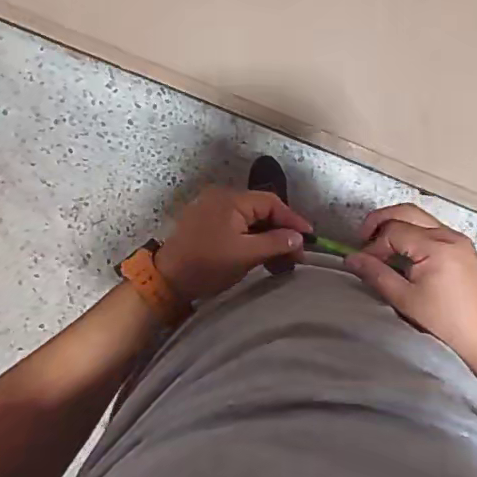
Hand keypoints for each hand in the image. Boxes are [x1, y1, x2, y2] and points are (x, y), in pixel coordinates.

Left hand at [154, 187, 312, 300]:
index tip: (309, 238)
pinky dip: (251, 238)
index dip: (292, 220)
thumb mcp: (245, 255)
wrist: (167, 279)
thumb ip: (275, 243)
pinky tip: (261, 254)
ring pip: (248, 219)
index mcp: (230, 199)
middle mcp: (220, 197)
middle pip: (260, 209)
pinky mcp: (204, 223)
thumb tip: (298, 238)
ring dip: (266, 236)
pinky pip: (235, 225)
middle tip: (297, 251)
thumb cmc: (207, 265)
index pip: (271, 203)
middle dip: (280, 230)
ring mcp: (210, 209)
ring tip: (282, 256)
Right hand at [343, 203, 476, 363]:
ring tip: (381, 249)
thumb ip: (377, 274)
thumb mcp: (405, 299)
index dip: (373, 244)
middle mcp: (449, 236)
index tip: (364, 263)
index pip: (393, 229)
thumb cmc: (447, 321)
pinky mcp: (463, 250)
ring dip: (397, 226)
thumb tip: (352, 259)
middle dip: (381, 221)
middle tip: (363, 239)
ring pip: (420, 219)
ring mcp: (459, 241)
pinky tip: (403, 256)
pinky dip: (412, 235)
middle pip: (407, 212)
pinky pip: (432, 231)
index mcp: (436, 246)